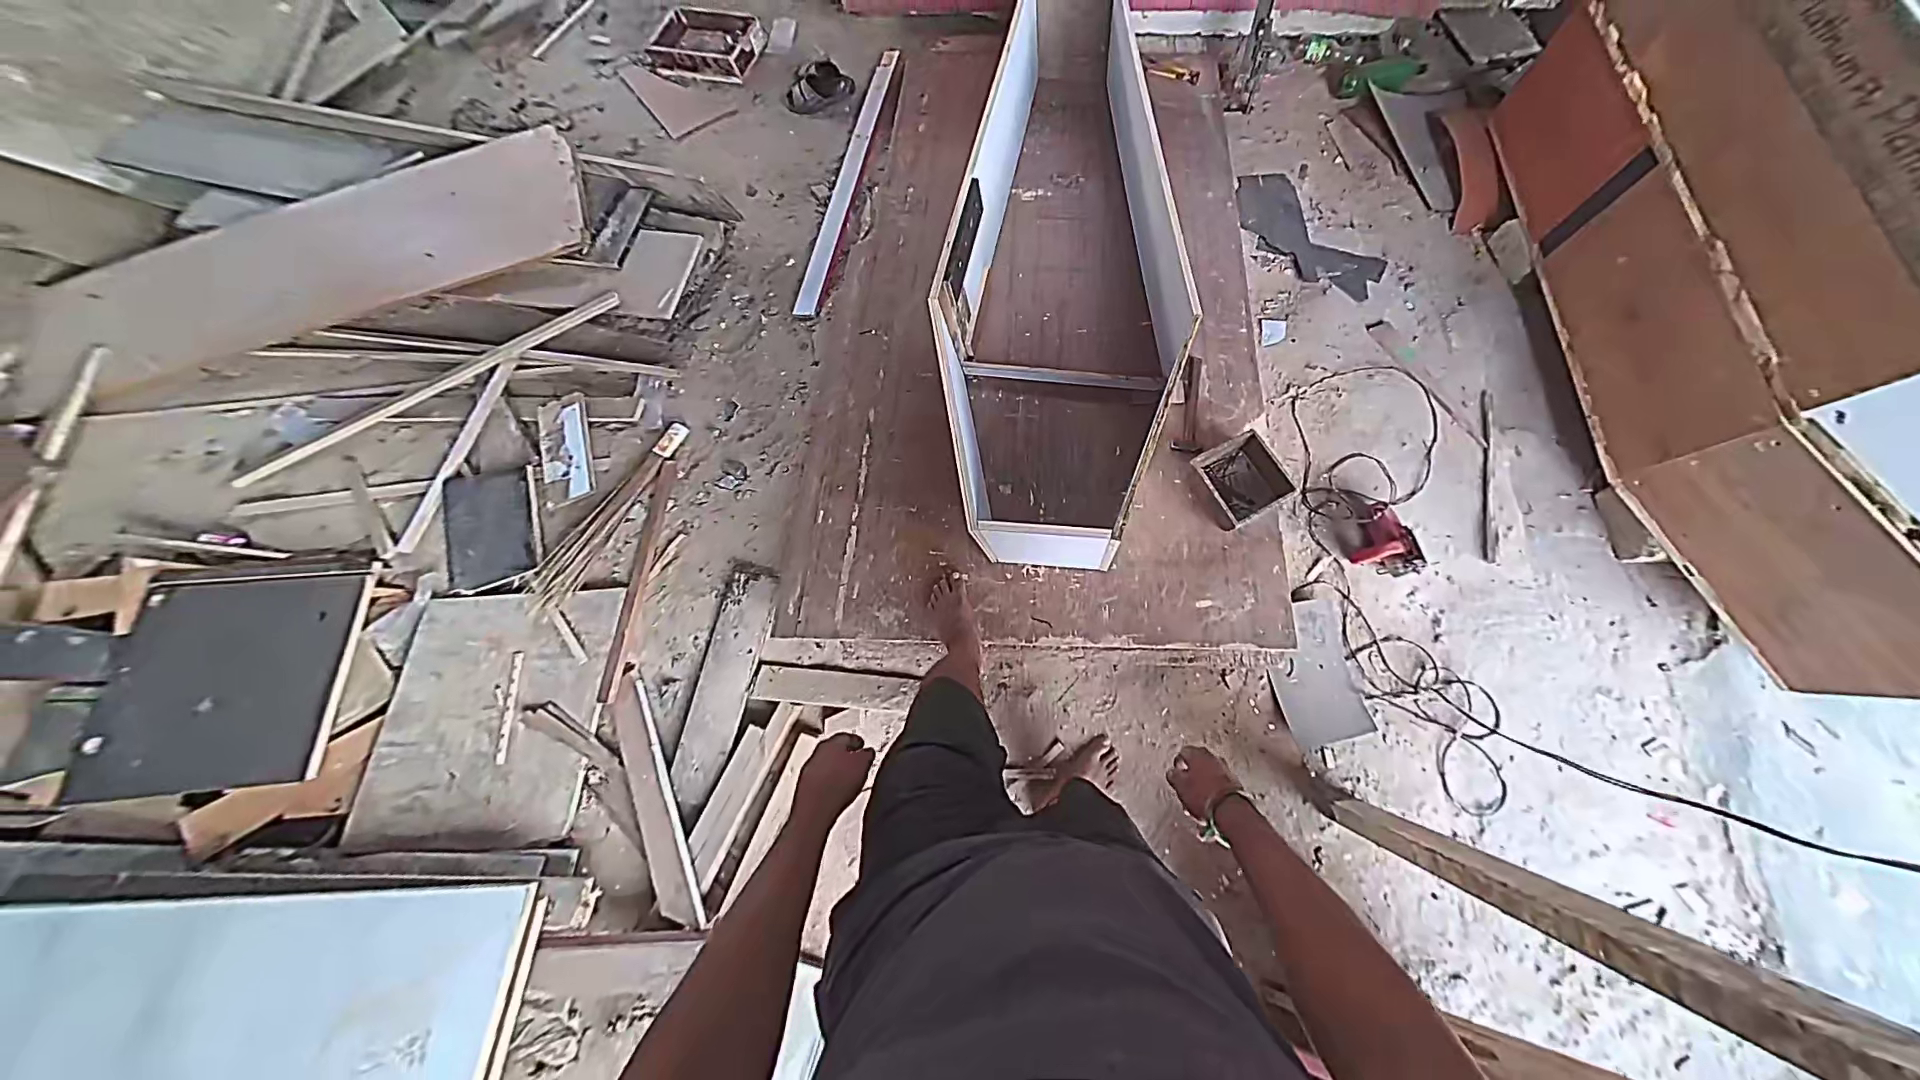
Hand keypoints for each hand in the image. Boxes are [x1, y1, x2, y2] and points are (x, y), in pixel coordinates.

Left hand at [790, 733, 874, 833]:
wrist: (815, 811)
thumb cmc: (837, 787)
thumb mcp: (863, 766)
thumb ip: (867, 755)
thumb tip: (868, 752)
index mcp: (833, 742)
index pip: (849, 736)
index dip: (859, 742)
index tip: (864, 747)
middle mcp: (817, 752)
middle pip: (835, 749)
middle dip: (846, 755)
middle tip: (857, 762)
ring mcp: (809, 768)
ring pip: (826, 763)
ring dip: (836, 768)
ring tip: (847, 779)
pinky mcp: (804, 785)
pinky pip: (819, 778)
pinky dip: (828, 781)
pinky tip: (835, 790)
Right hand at [1167, 746, 1241, 821]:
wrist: (1230, 811)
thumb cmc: (1203, 795)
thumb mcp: (1180, 785)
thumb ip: (1173, 776)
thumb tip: (1172, 773)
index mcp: (1197, 753)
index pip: (1183, 753)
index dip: (1177, 765)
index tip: (1175, 774)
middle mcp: (1213, 758)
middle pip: (1197, 764)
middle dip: (1191, 777)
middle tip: (1185, 789)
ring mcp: (1226, 771)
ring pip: (1209, 776)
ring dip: (1202, 786)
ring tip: (1196, 802)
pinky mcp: (1235, 785)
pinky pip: (1219, 787)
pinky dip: (1213, 793)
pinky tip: (1208, 806)